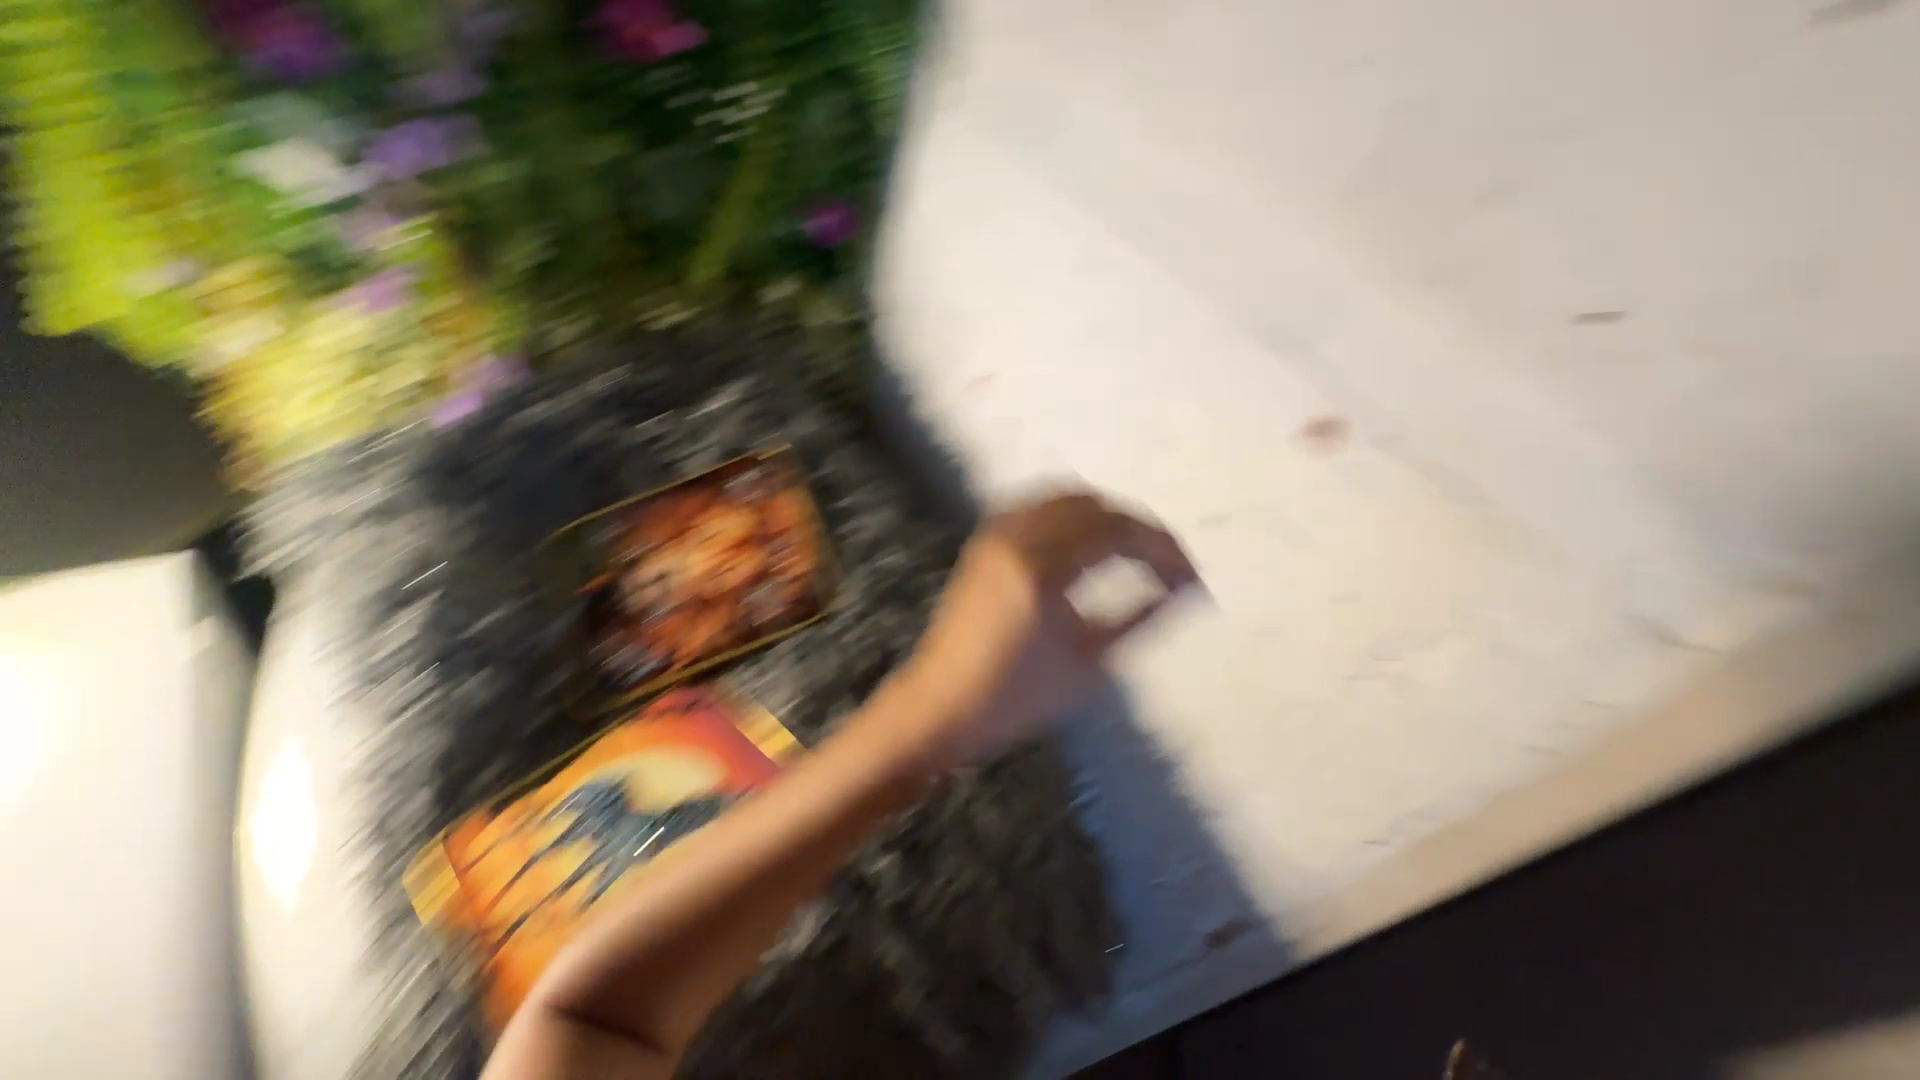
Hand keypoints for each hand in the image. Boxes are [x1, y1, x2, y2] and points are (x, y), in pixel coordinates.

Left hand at [882, 489, 1202, 769]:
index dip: (1165, 551)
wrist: (943, 705)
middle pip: (1098, 507)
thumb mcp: (1091, 664)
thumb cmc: (1017, 697)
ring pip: (1068, 496)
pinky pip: (1038, 504)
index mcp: (1044, 569)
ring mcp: (996, 534)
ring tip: (1134, 555)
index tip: (1191, 579)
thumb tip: (1188, 591)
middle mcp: (1018, 538)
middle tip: (1168, 568)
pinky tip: (1089, 543)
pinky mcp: (985, 540)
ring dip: (1107, 517)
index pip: (1121, 533)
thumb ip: (1143, 618)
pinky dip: (1072, 513)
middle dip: (1141, 531)